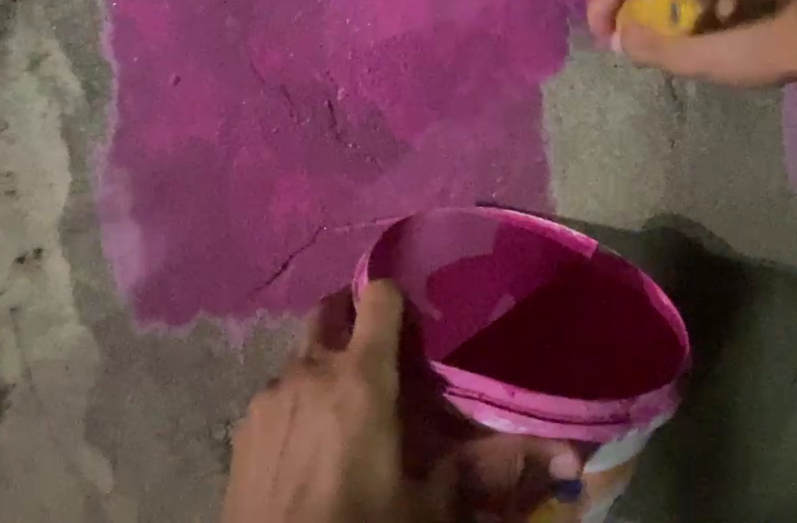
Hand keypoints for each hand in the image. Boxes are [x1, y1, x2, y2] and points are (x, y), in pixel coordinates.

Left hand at [223, 281, 581, 522]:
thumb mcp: (426, 506)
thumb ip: (477, 468)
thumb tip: (555, 456)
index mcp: (360, 377)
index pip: (379, 296)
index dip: (398, 300)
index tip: (414, 324)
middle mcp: (310, 370)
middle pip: (330, 310)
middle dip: (354, 316)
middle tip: (377, 350)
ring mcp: (269, 396)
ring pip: (300, 352)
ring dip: (323, 361)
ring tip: (342, 404)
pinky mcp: (241, 428)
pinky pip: (276, 390)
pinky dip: (296, 397)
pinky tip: (306, 441)